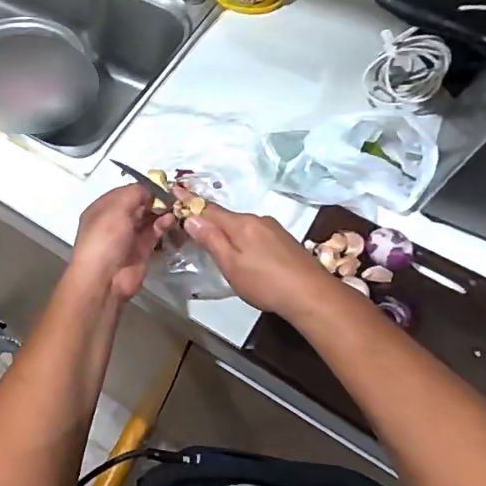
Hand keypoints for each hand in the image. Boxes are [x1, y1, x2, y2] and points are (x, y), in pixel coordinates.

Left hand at [69, 185, 175, 299]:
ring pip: (148, 218)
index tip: (163, 184)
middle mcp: (115, 221)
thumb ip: (135, 194)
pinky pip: (154, 233)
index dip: (143, 188)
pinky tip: (172, 220)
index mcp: (103, 208)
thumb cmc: (106, 238)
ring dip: (161, 211)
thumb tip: (150, 191)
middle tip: (175, 195)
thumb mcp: (116, 208)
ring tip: (177, 206)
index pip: (125, 192)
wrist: (104, 279)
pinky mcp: (141, 250)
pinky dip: (163, 225)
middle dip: (155, 199)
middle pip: (138, 205)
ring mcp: (128, 236)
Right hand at [176, 189, 336, 317]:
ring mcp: (273, 229)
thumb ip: (211, 240)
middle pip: (226, 217)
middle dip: (208, 220)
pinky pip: (254, 233)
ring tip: (217, 247)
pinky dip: (243, 239)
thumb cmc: (266, 283)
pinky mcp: (284, 241)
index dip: (190, 202)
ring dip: (227, 232)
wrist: (312, 295)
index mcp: (241, 224)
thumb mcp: (231, 265)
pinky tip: (245, 255)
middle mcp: (257, 220)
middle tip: (190, 227)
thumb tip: (191, 217)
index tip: (174, 190)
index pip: (209, 209)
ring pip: (241, 226)